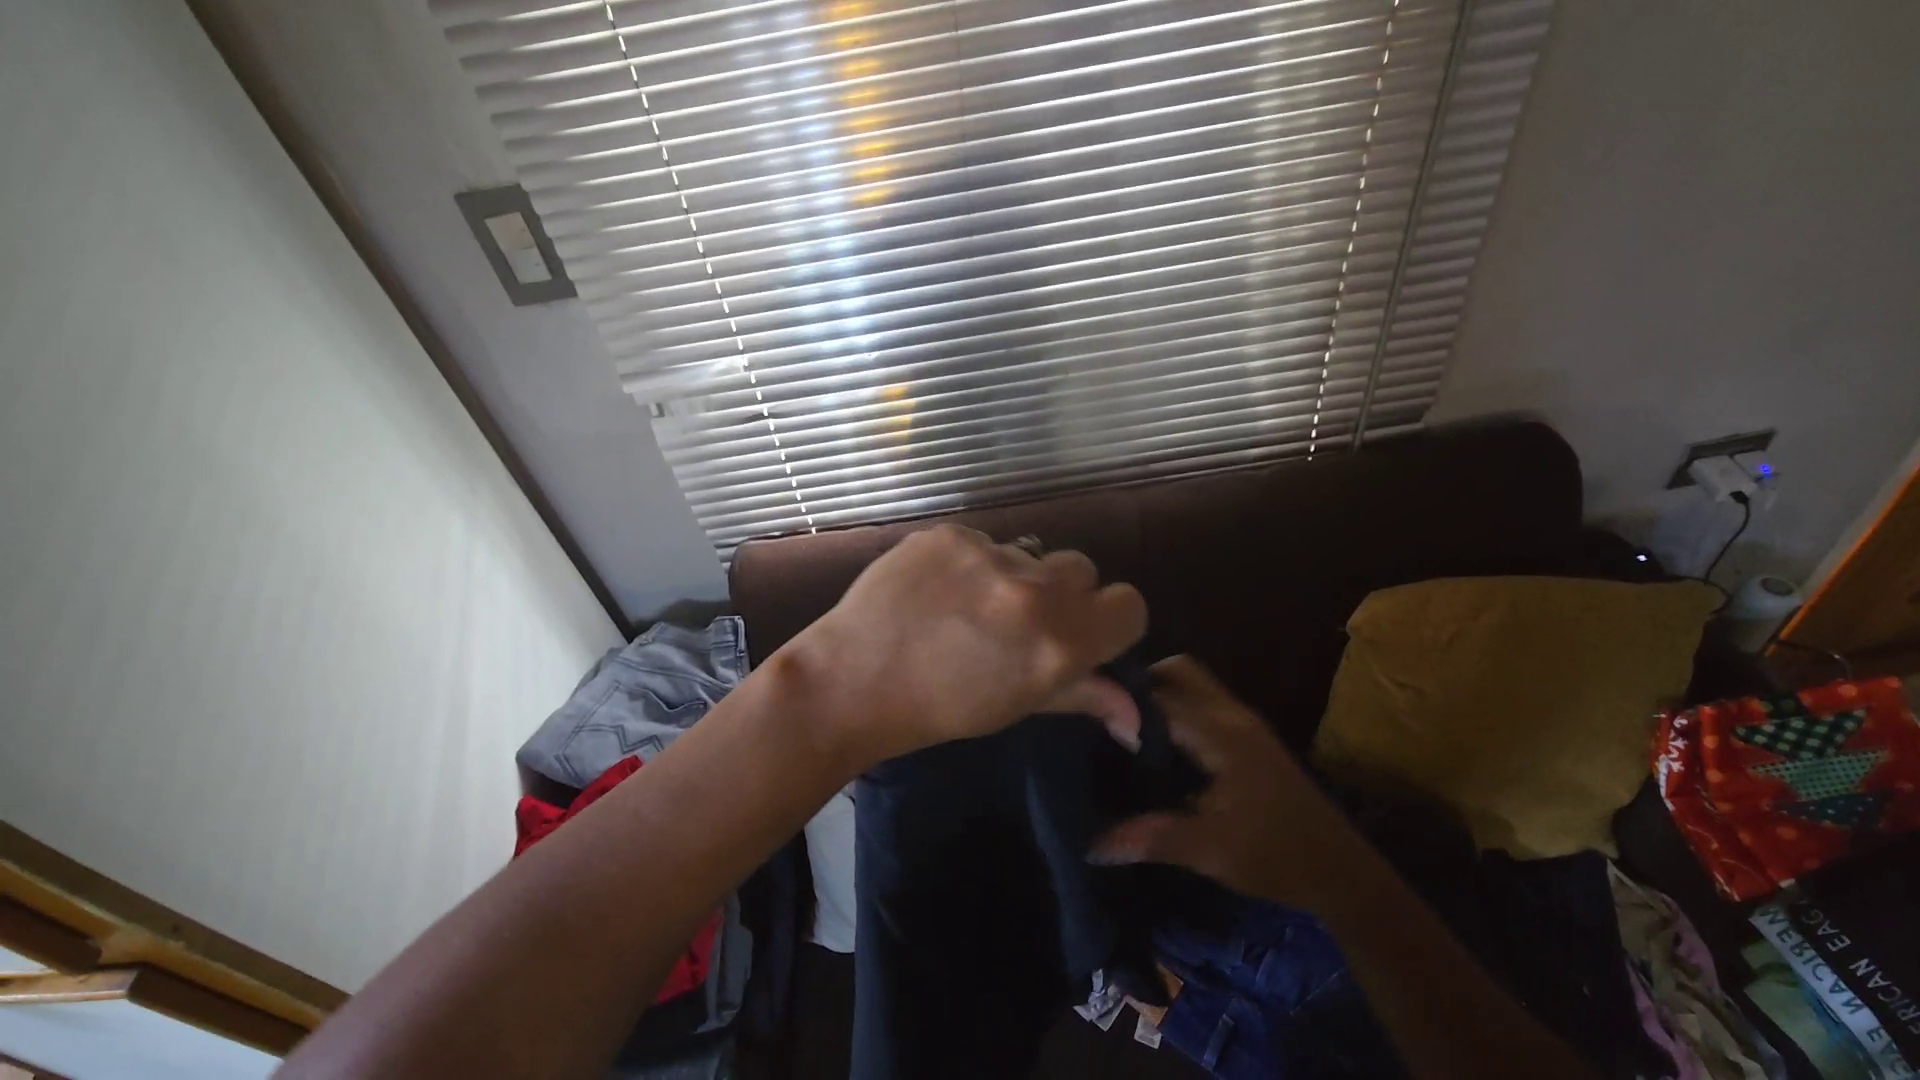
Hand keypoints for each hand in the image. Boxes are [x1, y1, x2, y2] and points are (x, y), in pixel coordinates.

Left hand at [781, 525, 1148, 767]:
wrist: (853, 680)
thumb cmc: (941, 708)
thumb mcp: (1018, 707)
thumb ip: (1084, 696)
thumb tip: (1137, 719)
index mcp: (1061, 642)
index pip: (1129, 605)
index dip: (1110, 622)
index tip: (1084, 635)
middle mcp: (1034, 591)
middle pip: (1083, 570)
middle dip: (1063, 594)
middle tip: (1020, 623)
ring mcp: (989, 555)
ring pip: (1031, 553)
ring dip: (1015, 576)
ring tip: (970, 607)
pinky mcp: (949, 533)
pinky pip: (983, 540)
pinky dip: (970, 562)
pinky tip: (938, 590)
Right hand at [1091, 656, 1357, 908]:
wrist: (1343, 875)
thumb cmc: (1276, 855)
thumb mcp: (1208, 849)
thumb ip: (1149, 837)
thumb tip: (1089, 845)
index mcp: (1221, 732)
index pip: (1160, 697)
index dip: (1120, 700)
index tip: (1081, 712)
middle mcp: (1233, 716)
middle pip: (1180, 673)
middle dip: (1141, 685)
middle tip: (1101, 714)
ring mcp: (1245, 727)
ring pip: (1194, 689)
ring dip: (1159, 698)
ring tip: (1117, 728)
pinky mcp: (1250, 744)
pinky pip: (1203, 708)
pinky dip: (1176, 715)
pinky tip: (1154, 750)